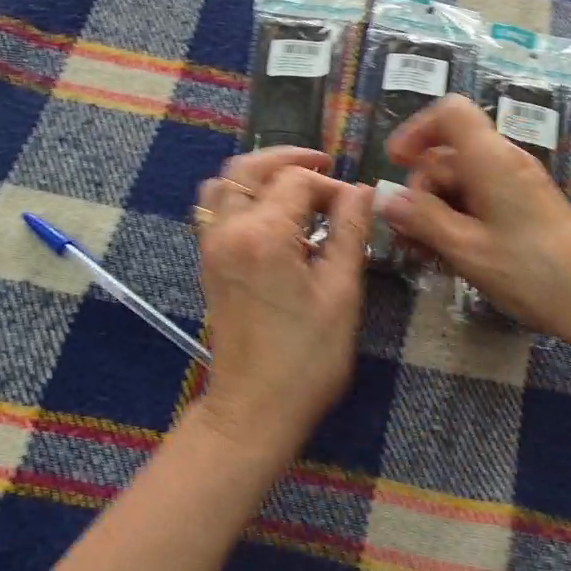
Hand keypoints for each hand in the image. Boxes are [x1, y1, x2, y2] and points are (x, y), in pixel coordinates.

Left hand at [191, 147, 372, 454]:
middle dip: (289, 160)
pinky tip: (272, 216)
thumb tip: (362, 190)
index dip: (331, 186)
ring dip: (259, 175)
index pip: (297, 180)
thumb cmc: (306, 357)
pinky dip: (240, 197)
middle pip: (249, 168)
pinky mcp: (208, 264)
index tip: (356, 208)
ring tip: (295, 186)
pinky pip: (214, 209)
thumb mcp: (341, 292)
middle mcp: (228, 230)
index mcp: (263, 235)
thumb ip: (350, 232)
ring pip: (224, 184)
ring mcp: (211, 247)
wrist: (254, 409)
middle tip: (324, 166)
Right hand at [378, 95, 570, 346]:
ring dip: (437, 209)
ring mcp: (519, 184)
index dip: (417, 129)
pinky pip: (483, 199)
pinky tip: (450, 254)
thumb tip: (386, 198)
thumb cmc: (530, 272)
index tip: (395, 163)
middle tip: (405, 233)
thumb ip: (423, 219)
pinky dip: (460, 218)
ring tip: (423, 251)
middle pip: (450, 152)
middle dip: (421, 187)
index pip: (450, 113)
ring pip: (464, 180)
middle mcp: (506, 161)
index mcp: (490, 159)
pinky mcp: (528, 207)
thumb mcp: (466, 249)